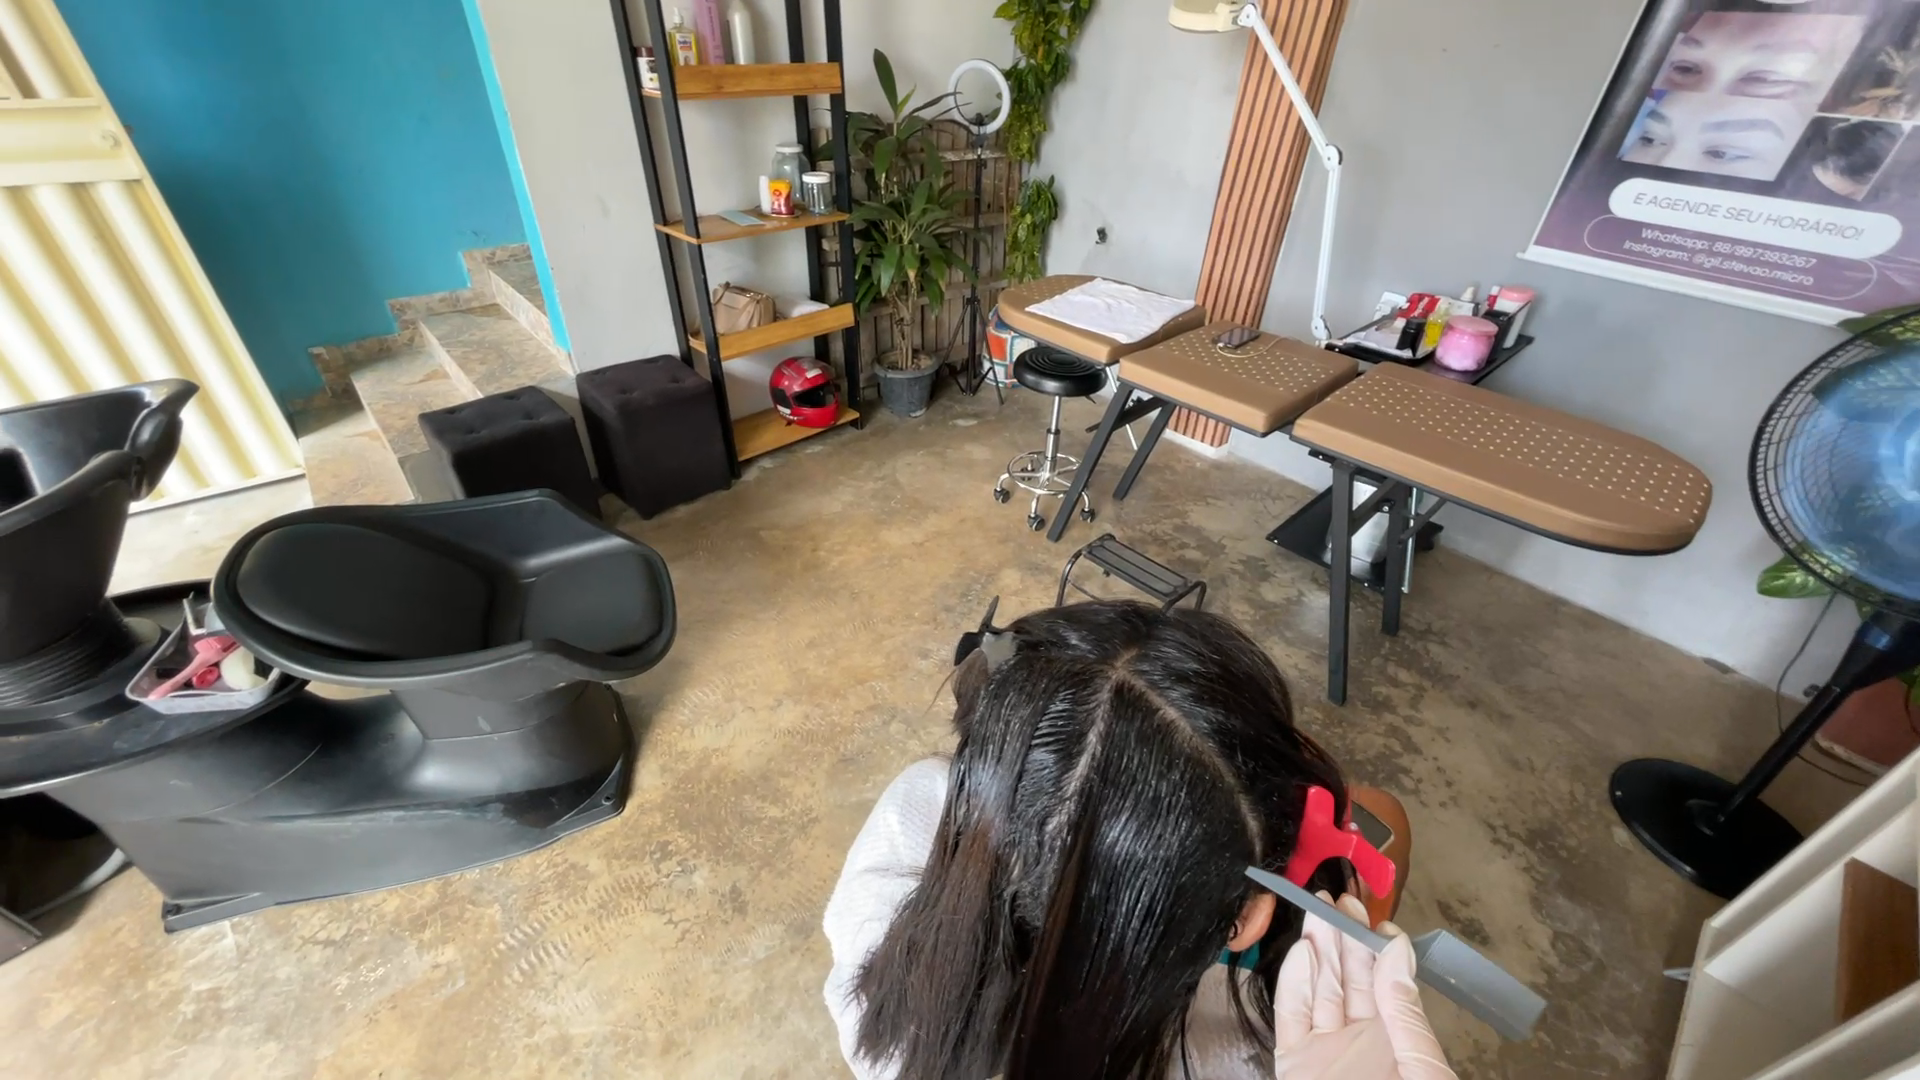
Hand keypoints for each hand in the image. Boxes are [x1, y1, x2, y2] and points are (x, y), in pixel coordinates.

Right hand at [1273, 893, 1455, 1079]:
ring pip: (1320, 989)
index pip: (1388, 988)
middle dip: (1346, 938)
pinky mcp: (1294, 1062)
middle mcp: (1363, 1046)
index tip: (1378, 918)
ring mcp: (1326, 1053)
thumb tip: (1396, 949)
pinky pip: (1291, 1014)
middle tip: (1340, 897)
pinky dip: (1294, 980)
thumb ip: (1405, 1015)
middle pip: (1351, 982)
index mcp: (1401, 1050)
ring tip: (1320, 910)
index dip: (1381, 951)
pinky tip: (1304, 951)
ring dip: (1320, 949)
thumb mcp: (1425, 1076)